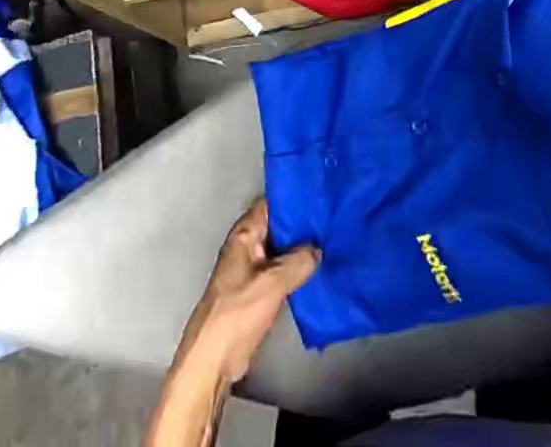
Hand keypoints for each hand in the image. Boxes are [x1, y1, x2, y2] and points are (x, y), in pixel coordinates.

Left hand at [178, 197, 319, 384]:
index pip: (272, 202)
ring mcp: (253, 268)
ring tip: (335, 234)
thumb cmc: (238, 313)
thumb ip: (300, 260)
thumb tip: (318, 250)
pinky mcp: (259, 288)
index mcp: (245, 235)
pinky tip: (322, 263)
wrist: (213, 361)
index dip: (296, 194)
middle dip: (305, 218)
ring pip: (284, 246)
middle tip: (337, 211)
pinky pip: (284, 267)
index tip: (324, 189)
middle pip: (279, 223)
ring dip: (304, 243)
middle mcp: (248, 246)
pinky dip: (300, 264)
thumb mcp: (274, 282)